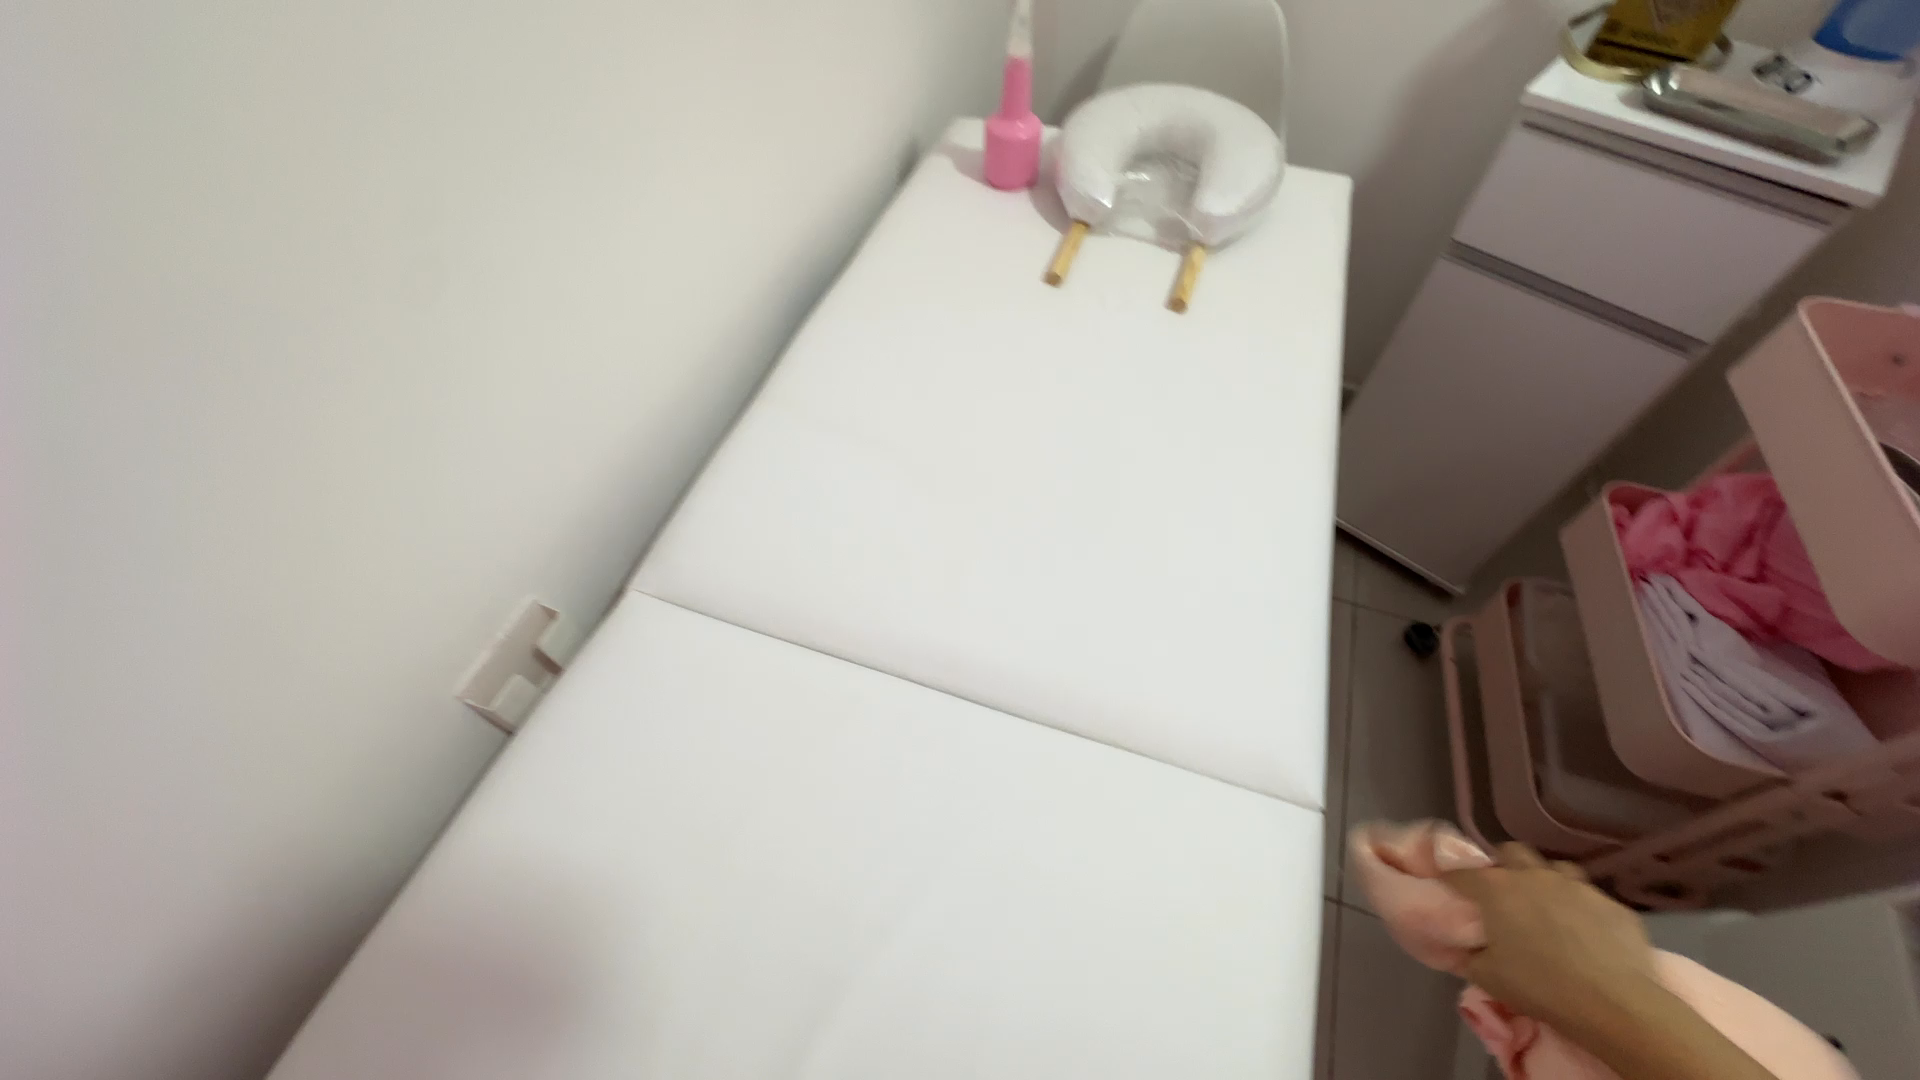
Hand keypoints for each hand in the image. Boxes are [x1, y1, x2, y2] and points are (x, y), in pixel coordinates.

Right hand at [1441, 843, 1657, 1037]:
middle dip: (1505, 865)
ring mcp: (1577, 887)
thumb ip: (1467, 952)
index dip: (1452, 881)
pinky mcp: (1614, 906)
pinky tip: (1589, 934)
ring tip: (1550, 907)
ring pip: (1556, 868)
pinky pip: (1592, 898)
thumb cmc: (1540, 987)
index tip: (1451, 894)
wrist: (1616, 1007)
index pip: (1459, 871)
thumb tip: (1463, 945)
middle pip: (1511, 851)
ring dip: (1548, 881)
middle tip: (1506, 894)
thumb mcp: (1485, 975)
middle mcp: (1533, 875)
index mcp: (1495, 887)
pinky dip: (1584, 910)